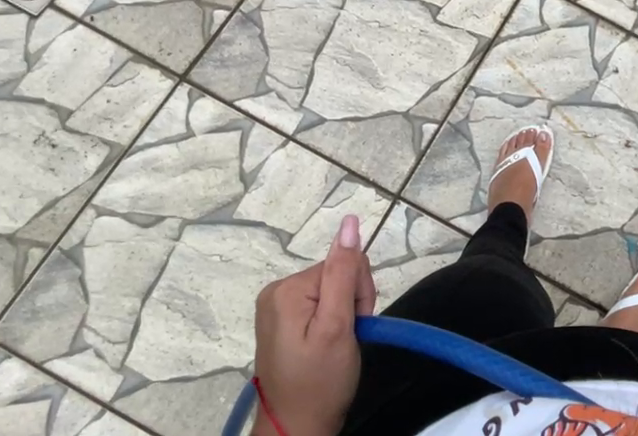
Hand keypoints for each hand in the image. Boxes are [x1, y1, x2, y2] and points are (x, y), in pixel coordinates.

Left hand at [252, 215, 375, 435]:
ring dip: (346, 311)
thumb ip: (343, 272)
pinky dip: (335, 318)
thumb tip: (349, 222)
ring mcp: (277, 305)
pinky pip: (322, 300)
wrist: (297, 430)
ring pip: (334, 286)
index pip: (344, 263)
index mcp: (287, 289)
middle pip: (338, 272)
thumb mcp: (337, 326)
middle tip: (347, 336)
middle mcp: (277, 290)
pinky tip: (330, 341)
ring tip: (339, 343)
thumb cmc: (320, 381)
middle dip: (353, 300)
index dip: (360, 292)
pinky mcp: (283, 318)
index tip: (355, 324)